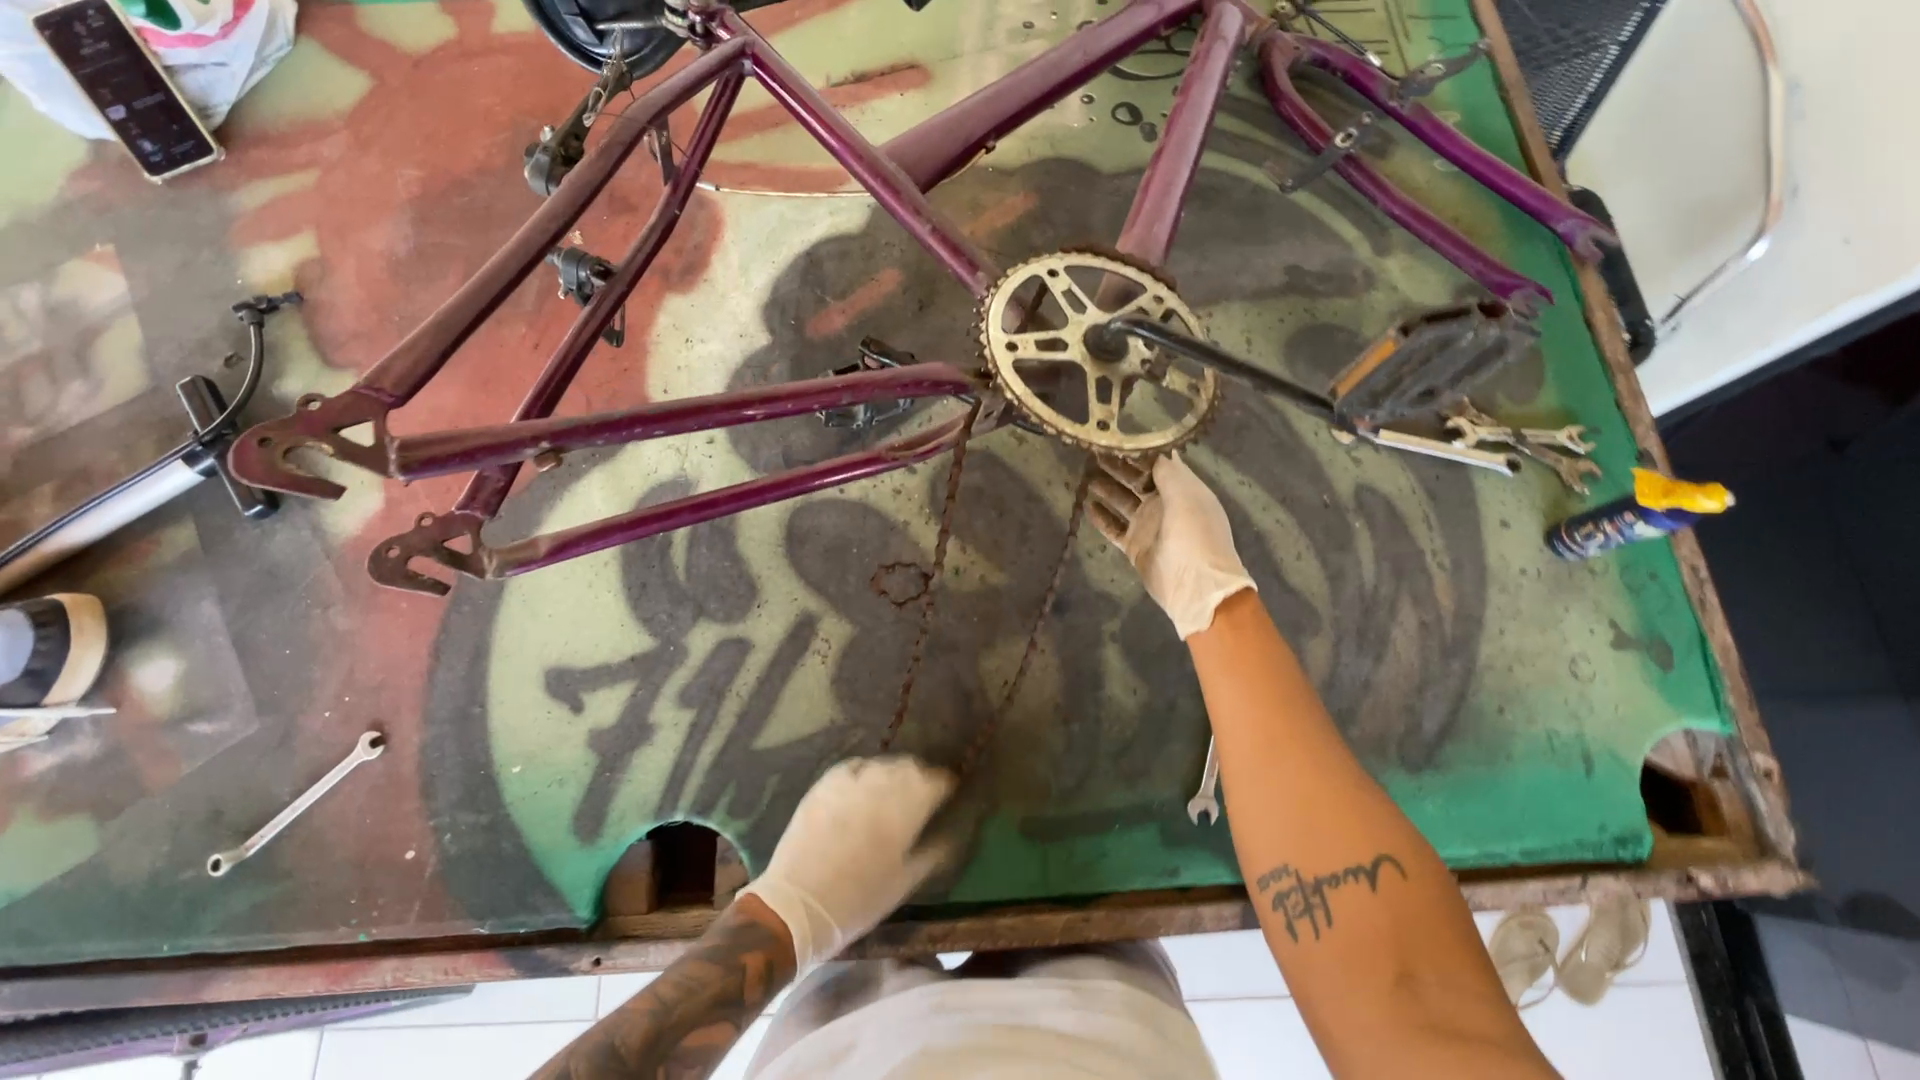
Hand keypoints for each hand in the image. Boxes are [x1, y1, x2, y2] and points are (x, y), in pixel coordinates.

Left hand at [738, 756, 957, 971]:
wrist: (799, 905)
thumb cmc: (859, 900)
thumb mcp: (905, 883)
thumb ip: (933, 853)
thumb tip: (951, 834)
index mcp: (906, 811)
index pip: (935, 782)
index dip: (945, 784)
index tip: (949, 792)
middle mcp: (879, 788)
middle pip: (909, 767)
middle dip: (920, 777)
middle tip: (923, 792)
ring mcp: (849, 784)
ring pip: (881, 765)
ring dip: (893, 773)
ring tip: (893, 789)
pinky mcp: (823, 786)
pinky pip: (851, 768)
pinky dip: (863, 772)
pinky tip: (864, 783)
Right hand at [1089, 452, 1255, 638]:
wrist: (1196, 585)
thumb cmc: (1195, 534)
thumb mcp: (1185, 494)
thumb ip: (1167, 471)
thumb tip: (1154, 450)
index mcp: (1183, 488)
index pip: (1157, 463)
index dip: (1138, 450)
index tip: (1116, 437)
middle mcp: (1165, 504)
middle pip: (1137, 479)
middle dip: (1118, 466)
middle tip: (1093, 451)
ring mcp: (1149, 526)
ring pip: (1122, 501)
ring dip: (1106, 488)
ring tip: (1085, 474)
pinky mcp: (1135, 546)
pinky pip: (1114, 527)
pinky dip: (1101, 517)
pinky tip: (1086, 504)